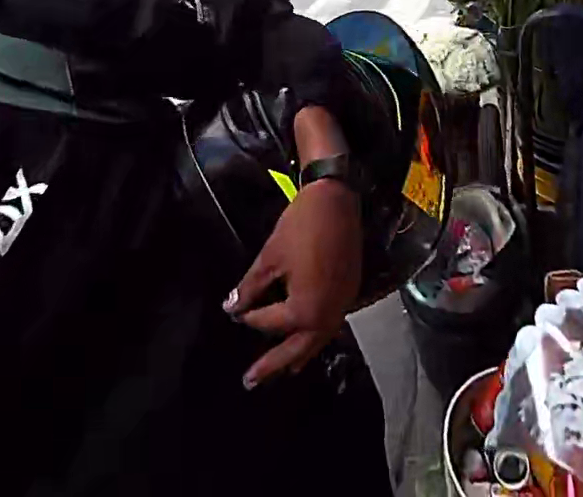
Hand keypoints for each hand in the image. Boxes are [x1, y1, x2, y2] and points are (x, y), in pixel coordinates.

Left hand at [222, 178, 362, 388]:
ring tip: (284, 369)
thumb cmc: (300, 227)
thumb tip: (231, 307)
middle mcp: (328, 316)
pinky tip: (309, 334)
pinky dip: (317, 335)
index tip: (235, 315)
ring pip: (319, 340)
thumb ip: (250, 288)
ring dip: (300, 354)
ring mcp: (343, 304)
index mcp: (305, 309)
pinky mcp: (351, 291)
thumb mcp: (270, 257)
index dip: (250, 318)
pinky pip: (332, 324)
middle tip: (251, 381)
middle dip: (274, 365)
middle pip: (299, 348)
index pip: (271, 322)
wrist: (335, 200)